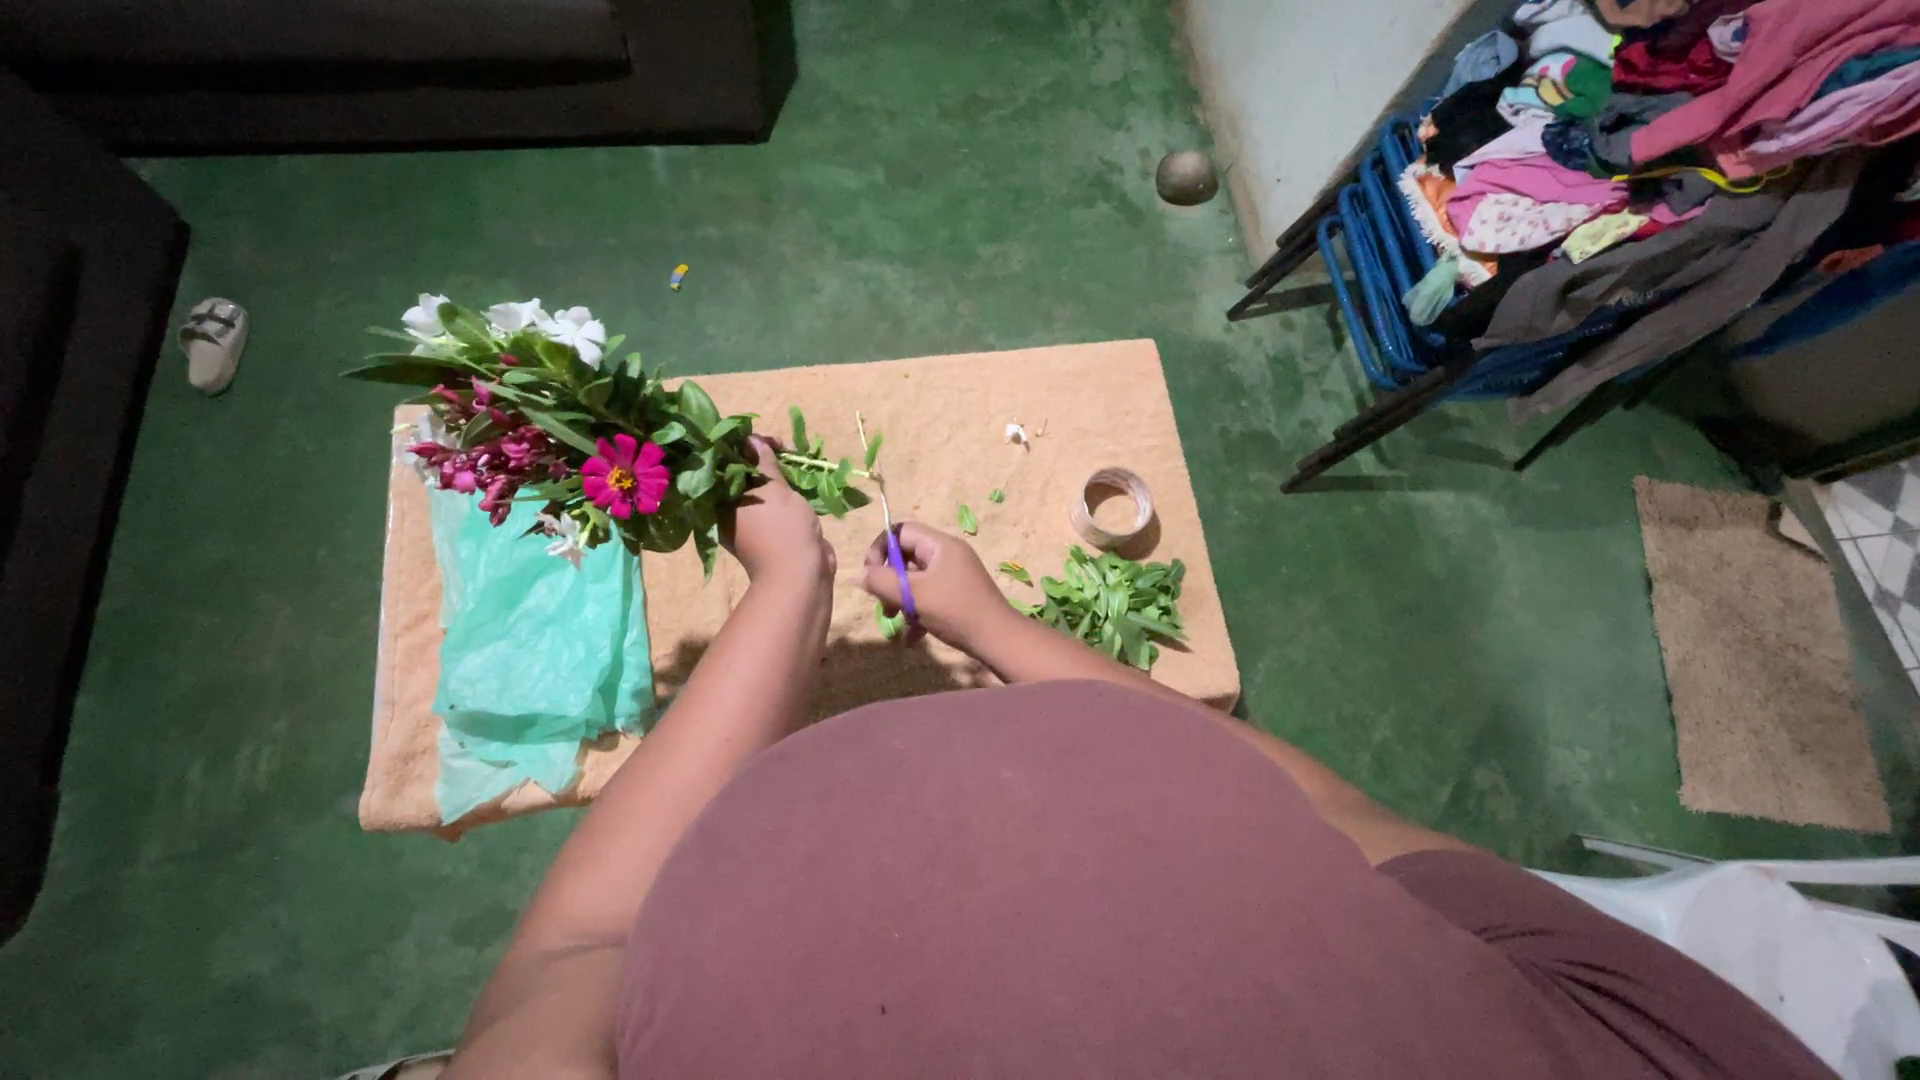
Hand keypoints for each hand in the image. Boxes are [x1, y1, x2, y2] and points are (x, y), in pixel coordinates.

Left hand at [725, 437, 834, 588]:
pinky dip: (783, 489)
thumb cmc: (781, 529)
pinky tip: (798, 479)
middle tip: (783, 448)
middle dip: (763, 456)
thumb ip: (762, 462)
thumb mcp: (773, 489)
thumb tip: (751, 439)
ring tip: (793, 460)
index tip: (769, 441)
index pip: (724, 460)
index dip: (744, 444)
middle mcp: (728, 509)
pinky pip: (772, 500)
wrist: (800, 574)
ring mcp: (749, 520)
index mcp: (720, 500)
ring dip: (776, 471)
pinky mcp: (769, 527)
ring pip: (759, 485)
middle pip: (741, 472)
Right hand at [861, 523, 1013, 649]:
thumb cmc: (956, 610)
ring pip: (915, 581)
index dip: (880, 548)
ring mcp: (954, 577)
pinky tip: (912, 637)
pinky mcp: (957, 597)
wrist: (998, 639)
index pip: (902, 532)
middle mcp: (948, 556)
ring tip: (896, 621)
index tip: (871, 573)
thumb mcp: (914, 594)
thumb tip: (861, 574)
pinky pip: (928, 598)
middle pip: (906, 558)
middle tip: (882, 602)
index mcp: (941, 545)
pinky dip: (917, 613)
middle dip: (890, 581)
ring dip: (902, 601)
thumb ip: (883, 581)